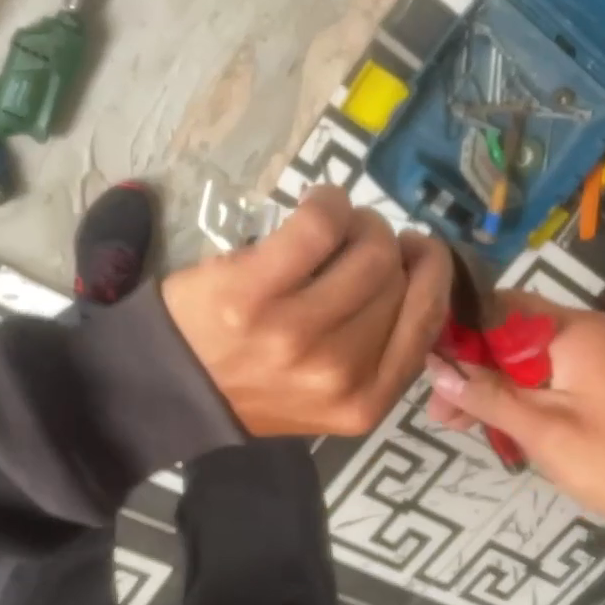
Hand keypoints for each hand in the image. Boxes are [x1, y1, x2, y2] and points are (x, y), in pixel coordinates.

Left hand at [163, 186, 452, 436]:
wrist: (174, 386)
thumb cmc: (258, 381)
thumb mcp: (334, 394)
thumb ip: (382, 351)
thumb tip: (416, 266)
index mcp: (364, 402)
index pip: (428, 320)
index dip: (430, 274)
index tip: (413, 253)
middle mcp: (338, 372)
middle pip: (396, 278)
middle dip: (384, 246)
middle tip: (355, 242)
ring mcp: (296, 333)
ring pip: (368, 249)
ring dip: (357, 224)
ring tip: (331, 229)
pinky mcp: (254, 292)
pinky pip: (320, 224)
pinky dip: (327, 203)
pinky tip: (315, 205)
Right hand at [425, 294, 604, 602]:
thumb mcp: (545, 434)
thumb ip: (488, 397)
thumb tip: (435, 367)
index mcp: (574, 332)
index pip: (496, 308)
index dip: (456, 335)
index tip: (425, 372)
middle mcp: (590, 330)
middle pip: (511, 333)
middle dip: (472, 368)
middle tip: (442, 415)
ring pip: (530, 358)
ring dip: (496, 387)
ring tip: (464, 426)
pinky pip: (555, 375)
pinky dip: (526, 397)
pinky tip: (508, 427)